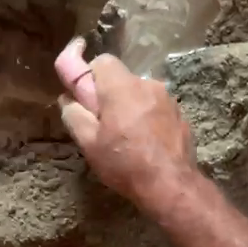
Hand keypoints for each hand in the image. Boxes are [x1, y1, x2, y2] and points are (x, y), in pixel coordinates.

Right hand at [55, 38, 202, 214]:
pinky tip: (145, 142)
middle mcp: (147, 85)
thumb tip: (67, 99)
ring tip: (126, 136)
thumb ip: (74, 116)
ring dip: (130, 106)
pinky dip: (147, 117)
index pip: (102, 61)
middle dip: (110, 94)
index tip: (86, 96)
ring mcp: (167, 98)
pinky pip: (156, 107)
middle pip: (121, 78)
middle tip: (103, 122)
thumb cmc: (124, 163)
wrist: (170, 185)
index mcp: (121, 87)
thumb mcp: (89, 144)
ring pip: (140, 93)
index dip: (90, 76)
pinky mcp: (180, 114)